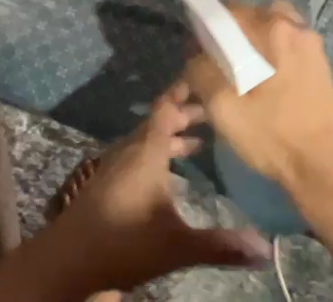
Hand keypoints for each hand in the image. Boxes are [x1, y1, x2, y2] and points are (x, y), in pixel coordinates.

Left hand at [45, 84, 272, 293]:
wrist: (68, 258)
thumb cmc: (124, 241)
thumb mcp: (177, 245)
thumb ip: (220, 245)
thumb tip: (265, 247)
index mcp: (147, 152)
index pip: (166, 109)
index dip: (182, 91)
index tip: (201, 74)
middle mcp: (130, 150)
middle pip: (158, 122)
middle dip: (185, 115)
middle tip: (213, 112)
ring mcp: (116, 166)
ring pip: (147, 140)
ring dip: (171, 135)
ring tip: (198, 140)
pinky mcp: (109, 182)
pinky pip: (138, 154)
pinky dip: (158, 152)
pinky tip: (169, 172)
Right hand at [181, 0, 332, 192]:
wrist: (321, 168)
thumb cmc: (271, 135)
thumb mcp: (222, 107)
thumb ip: (201, 71)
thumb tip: (195, 58)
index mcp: (271, 30)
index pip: (226, 10)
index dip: (205, 28)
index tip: (197, 54)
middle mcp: (295, 26)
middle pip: (250, 15)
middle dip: (230, 34)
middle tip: (219, 64)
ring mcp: (312, 44)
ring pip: (270, 26)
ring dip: (253, 41)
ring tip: (244, 72)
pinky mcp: (320, 62)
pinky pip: (287, 42)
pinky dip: (272, 52)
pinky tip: (267, 82)